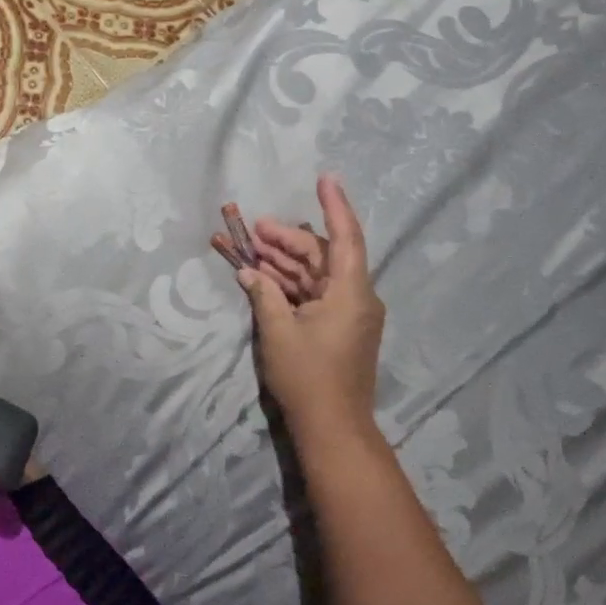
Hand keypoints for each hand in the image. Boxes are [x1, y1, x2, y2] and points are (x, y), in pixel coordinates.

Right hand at [221, 176, 384, 430]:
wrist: (332, 426)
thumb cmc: (308, 376)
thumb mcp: (278, 331)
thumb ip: (264, 294)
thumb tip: (250, 271)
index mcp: (350, 293)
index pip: (345, 237)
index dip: (335, 205)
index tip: (325, 178)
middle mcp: (356, 298)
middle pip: (322, 255)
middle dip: (288, 240)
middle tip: (253, 228)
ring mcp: (348, 314)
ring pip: (315, 275)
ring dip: (284, 262)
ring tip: (249, 249)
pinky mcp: (337, 329)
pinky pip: (313, 295)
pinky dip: (289, 285)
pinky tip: (261, 277)